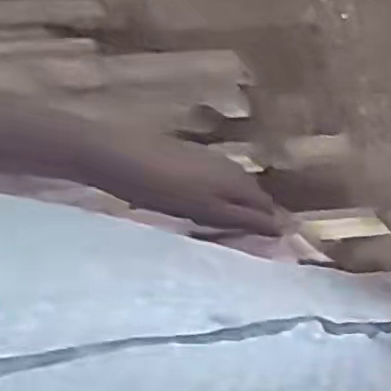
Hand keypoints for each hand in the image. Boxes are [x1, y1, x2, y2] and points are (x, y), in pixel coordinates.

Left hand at [77, 135, 283, 234]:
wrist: (102, 151)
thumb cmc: (161, 189)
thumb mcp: (210, 212)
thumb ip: (251, 220)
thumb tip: (287, 228)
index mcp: (244, 184)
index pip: (271, 209)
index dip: (267, 225)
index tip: (254, 240)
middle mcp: (233, 167)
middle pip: (253, 196)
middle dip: (248, 212)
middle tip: (229, 230)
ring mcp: (207, 155)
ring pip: (230, 185)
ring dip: (227, 200)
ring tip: (207, 214)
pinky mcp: (183, 150)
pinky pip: (209, 175)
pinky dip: (207, 188)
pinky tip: (187, 194)